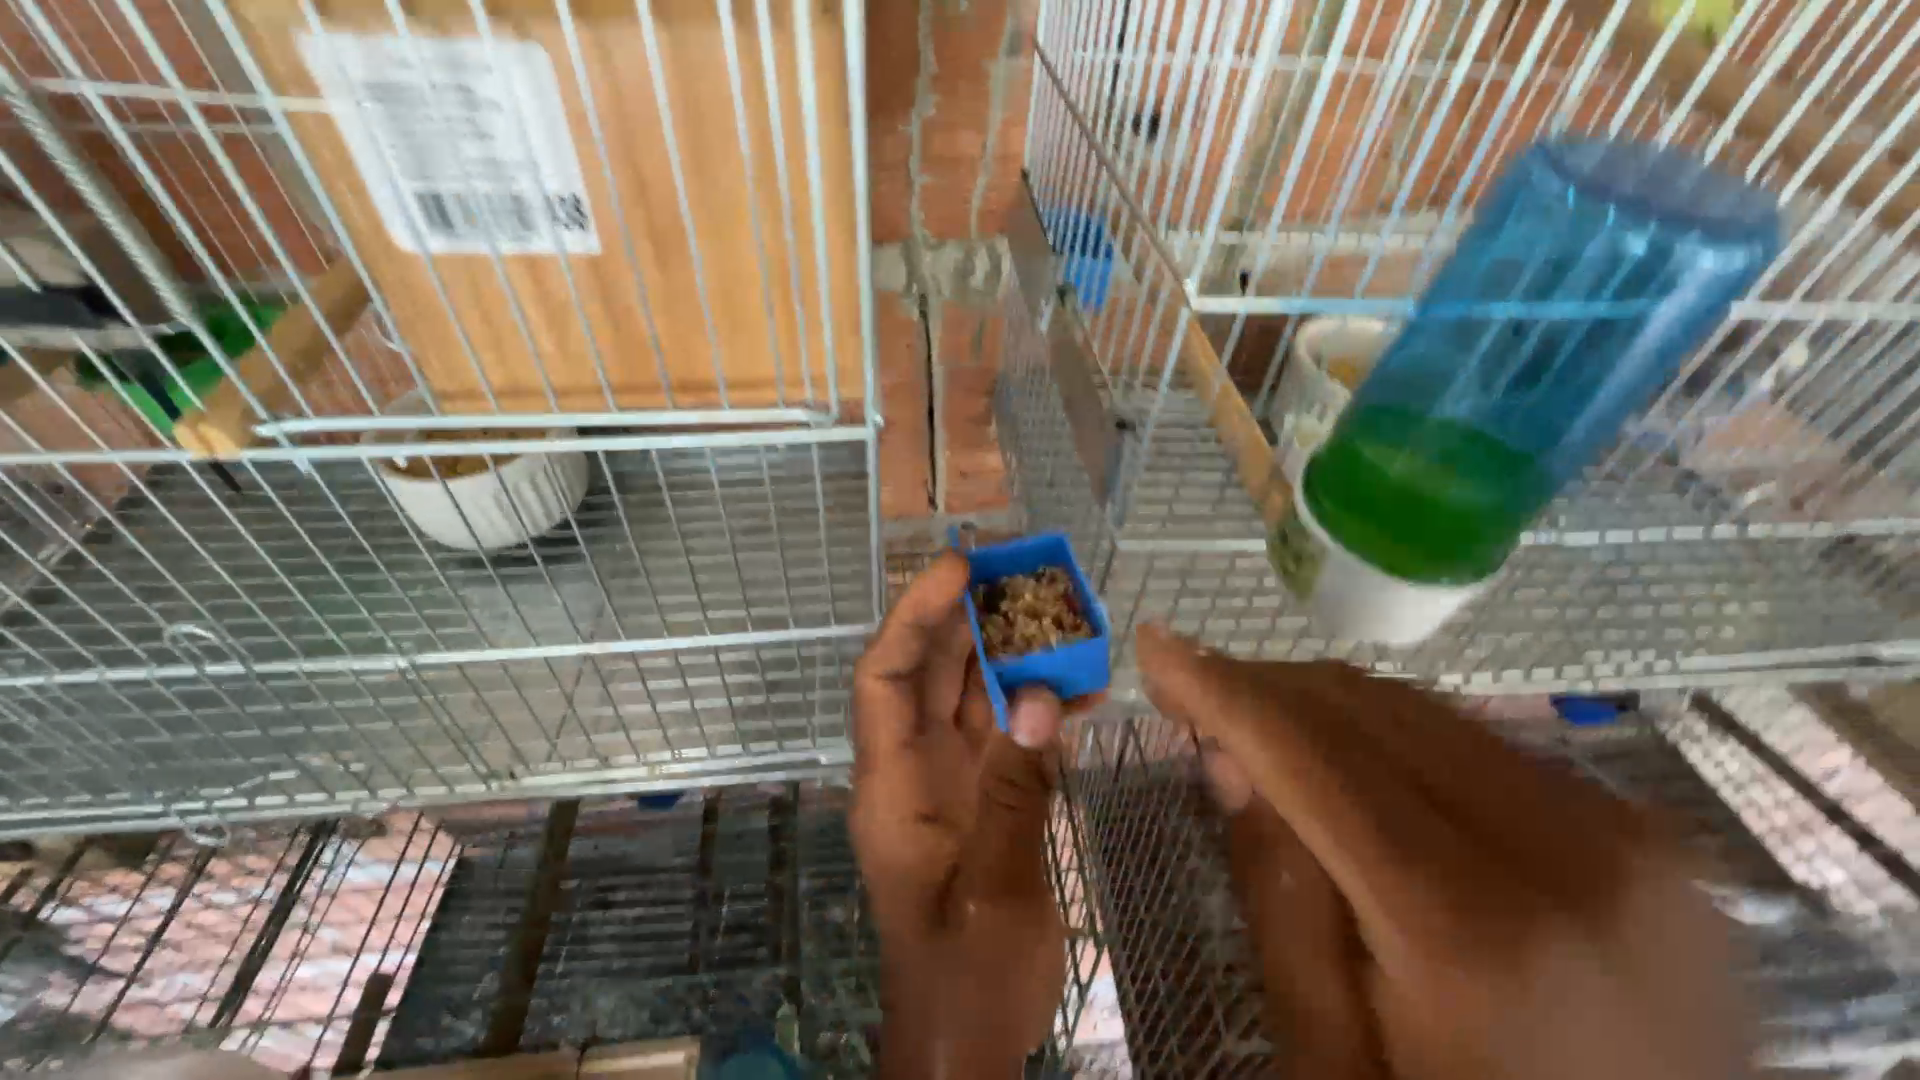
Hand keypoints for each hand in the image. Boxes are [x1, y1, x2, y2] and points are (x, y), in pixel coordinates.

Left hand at [850, 552, 1067, 1077]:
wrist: (969, 1040)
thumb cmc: (966, 975)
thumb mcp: (994, 889)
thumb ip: (1016, 792)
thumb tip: (1042, 696)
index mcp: (891, 783)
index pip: (884, 676)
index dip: (914, 615)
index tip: (959, 568)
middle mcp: (914, 768)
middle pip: (929, 672)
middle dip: (967, 616)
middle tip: (1020, 568)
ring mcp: (951, 781)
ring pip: (972, 696)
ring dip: (1009, 653)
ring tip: (1059, 612)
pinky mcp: (986, 799)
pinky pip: (1009, 734)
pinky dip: (1040, 706)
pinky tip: (1084, 687)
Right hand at [1137, 625, 1750, 1079]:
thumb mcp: (1333, 1060)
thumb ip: (1280, 902)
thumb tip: (1231, 757)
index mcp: (1474, 933)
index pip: (1316, 757)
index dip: (1222, 689)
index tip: (1154, 643)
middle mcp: (1567, 857)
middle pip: (1372, 715)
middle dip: (1265, 688)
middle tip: (1191, 688)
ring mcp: (1629, 839)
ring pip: (1427, 714)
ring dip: (1325, 707)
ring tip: (1258, 721)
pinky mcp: (1654, 838)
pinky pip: (1486, 749)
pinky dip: (1397, 740)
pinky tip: (1353, 764)